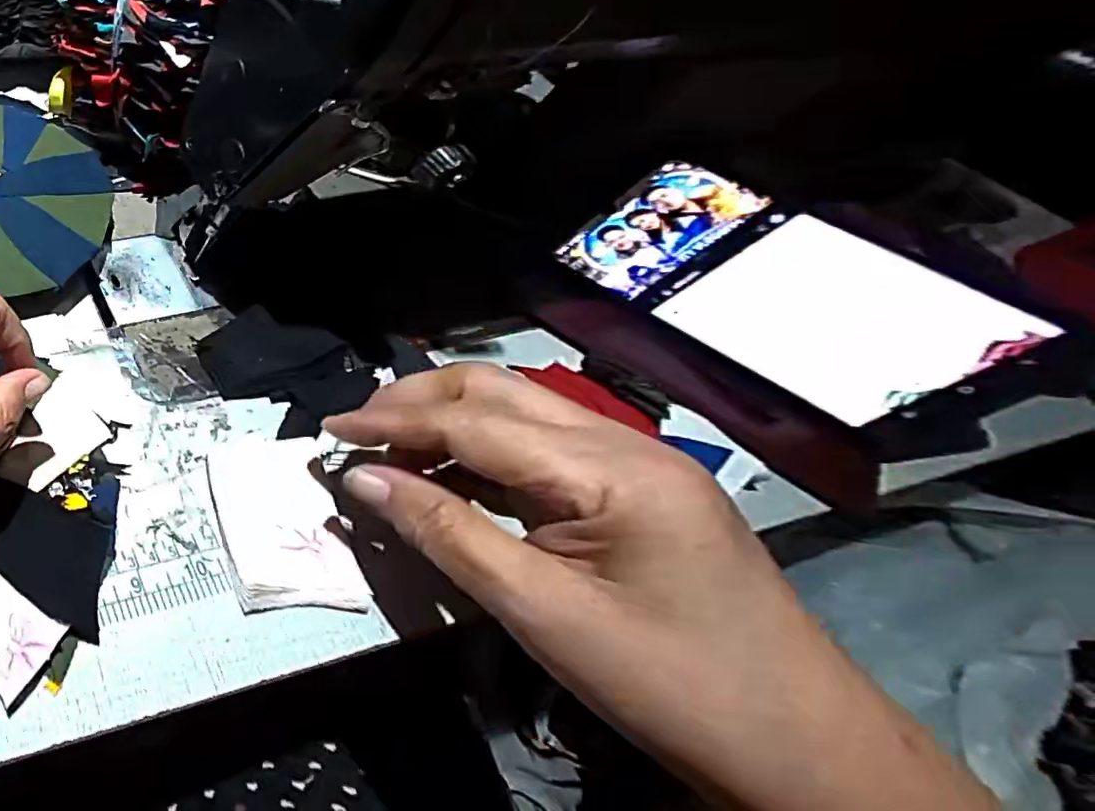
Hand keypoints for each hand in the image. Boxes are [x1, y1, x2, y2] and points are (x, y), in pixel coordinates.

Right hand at [325, 363, 993, 810]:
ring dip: (444, 418)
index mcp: (610, 470)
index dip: (392, 420)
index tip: (332, 429)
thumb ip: (444, 532)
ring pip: (514, 407)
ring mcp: (632, 458)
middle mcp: (622, 442)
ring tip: (388, 445)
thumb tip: (363, 477)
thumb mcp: (539, 613)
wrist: (809, 753)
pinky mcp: (632, 482)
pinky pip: (537, 443)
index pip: (473, 420)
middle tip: (356, 426)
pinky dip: (479, 447)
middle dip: (415, 399)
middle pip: (494, 389)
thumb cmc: (670, 687)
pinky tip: (448, 471)